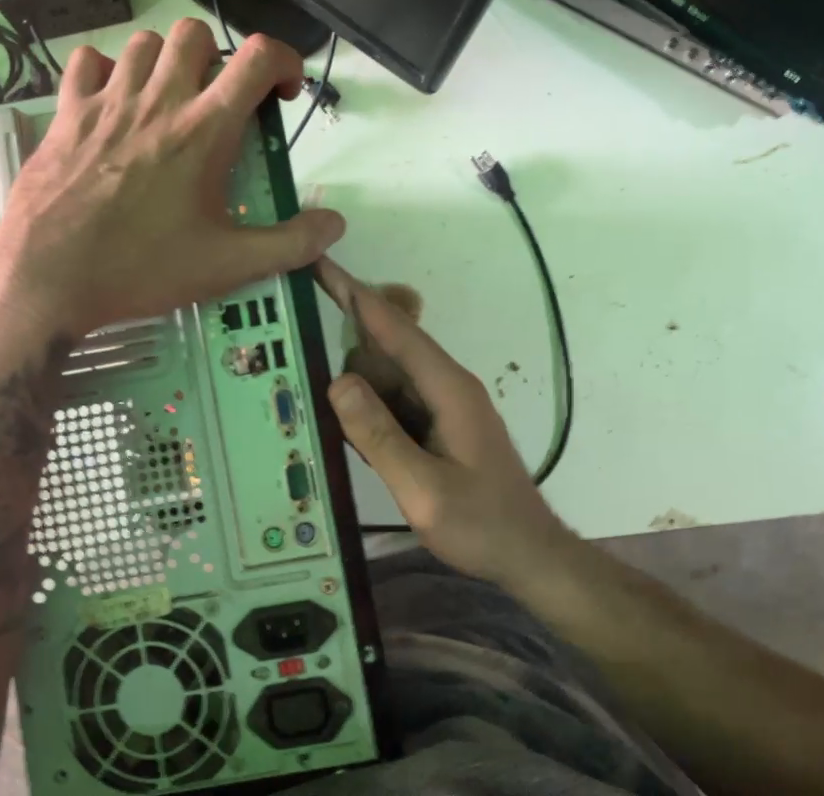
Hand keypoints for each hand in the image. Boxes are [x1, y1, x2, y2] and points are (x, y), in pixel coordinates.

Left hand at [0, 19, 347, 337]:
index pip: (257, 56)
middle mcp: (158, 100)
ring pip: (144, 43)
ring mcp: (106, 102)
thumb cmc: (141, 270)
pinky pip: (86, 62)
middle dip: (217, 59)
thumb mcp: (227, 267)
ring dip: (165, 62)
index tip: (281, 93)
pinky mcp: (65, 114)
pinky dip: (105, 71)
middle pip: (196, 34)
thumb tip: (335, 225)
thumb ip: (290, 245)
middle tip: (216, 102)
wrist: (47, 279)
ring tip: (166, 101)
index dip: (283, 61)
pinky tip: (110, 103)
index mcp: (204, 130)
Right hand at [316, 257, 568, 586]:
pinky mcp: (437, 427)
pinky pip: (393, 402)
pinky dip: (365, 405)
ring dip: (351, 377)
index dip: (355, 294)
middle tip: (293, 331)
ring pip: (386, 376)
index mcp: (448, 388)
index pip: (394, 328)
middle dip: (344, 334)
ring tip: (305, 374)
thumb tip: (336, 380)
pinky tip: (339, 421)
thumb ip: (378, 435)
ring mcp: (443, 407)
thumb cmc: (482, 524)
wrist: (530, 558)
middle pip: (386, 347)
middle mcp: (446, 386)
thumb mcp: (423, 488)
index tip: (319, 264)